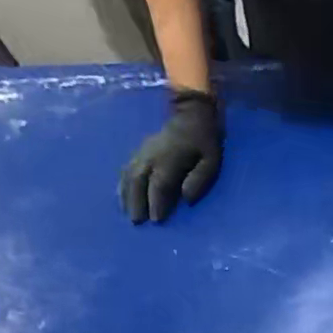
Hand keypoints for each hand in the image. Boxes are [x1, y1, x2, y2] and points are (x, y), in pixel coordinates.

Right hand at [120, 89, 222, 223]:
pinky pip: (126, 168)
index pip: (159, 185)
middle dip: (136, 203)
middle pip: (138, 181)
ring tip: (126, 213)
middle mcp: (151, 156)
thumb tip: (186, 198)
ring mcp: (143, 152)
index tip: (155, 221)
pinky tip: (122, 196)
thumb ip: (199, 179)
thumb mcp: (211, 160)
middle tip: (136, 222)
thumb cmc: (204, 139)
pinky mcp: (140, 151)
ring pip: (129, 175)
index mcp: (169, 159)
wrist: (191, 111)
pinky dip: (122, 183)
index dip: (156, 203)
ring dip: (126, 195)